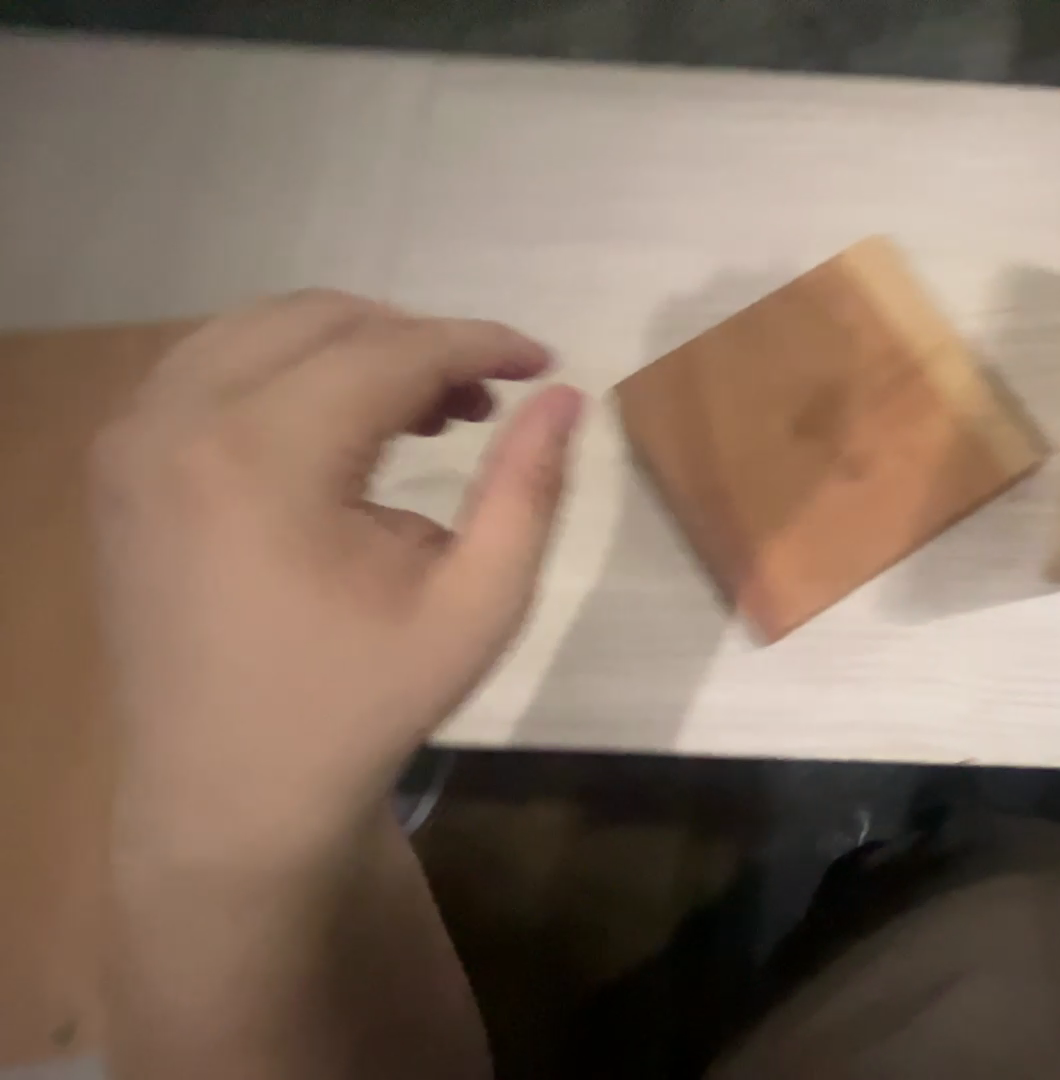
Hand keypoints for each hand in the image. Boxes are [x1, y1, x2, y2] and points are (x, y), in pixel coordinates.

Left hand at [92, 289, 583, 858]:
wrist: (235, 785)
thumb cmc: (373, 694)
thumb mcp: (482, 599)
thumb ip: (528, 488)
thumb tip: (564, 398)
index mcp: (262, 461)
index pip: (389, 352)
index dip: (481, 344)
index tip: (547, 363)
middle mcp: (174, 425)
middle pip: (318, 319)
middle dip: (424, 339)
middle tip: (496, 396)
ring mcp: (132, 441)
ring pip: (261, 331)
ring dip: (364, 350)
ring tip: (439, 413)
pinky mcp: (124, 465)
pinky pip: (220, 369)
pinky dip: (305, 374)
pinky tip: (359, 431)